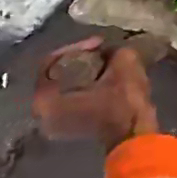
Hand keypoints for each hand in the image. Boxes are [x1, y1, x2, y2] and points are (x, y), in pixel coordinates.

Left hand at [33, 37, 158, 149]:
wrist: (135, 133)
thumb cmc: (123, 99)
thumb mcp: (123, 60)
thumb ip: (110, 49)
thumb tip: (106, 49)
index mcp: (45, 98)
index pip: (53, 60)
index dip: (78, 46)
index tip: (99, 44)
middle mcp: (41, 113)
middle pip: (57, 74)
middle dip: (79, 60)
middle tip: (99, 51)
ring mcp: (53, 124)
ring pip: (63, 87)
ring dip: (82, 73)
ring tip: (103, 62)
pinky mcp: (69, 128)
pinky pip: (69, 99)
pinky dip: (83, 87)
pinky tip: (102, 78)